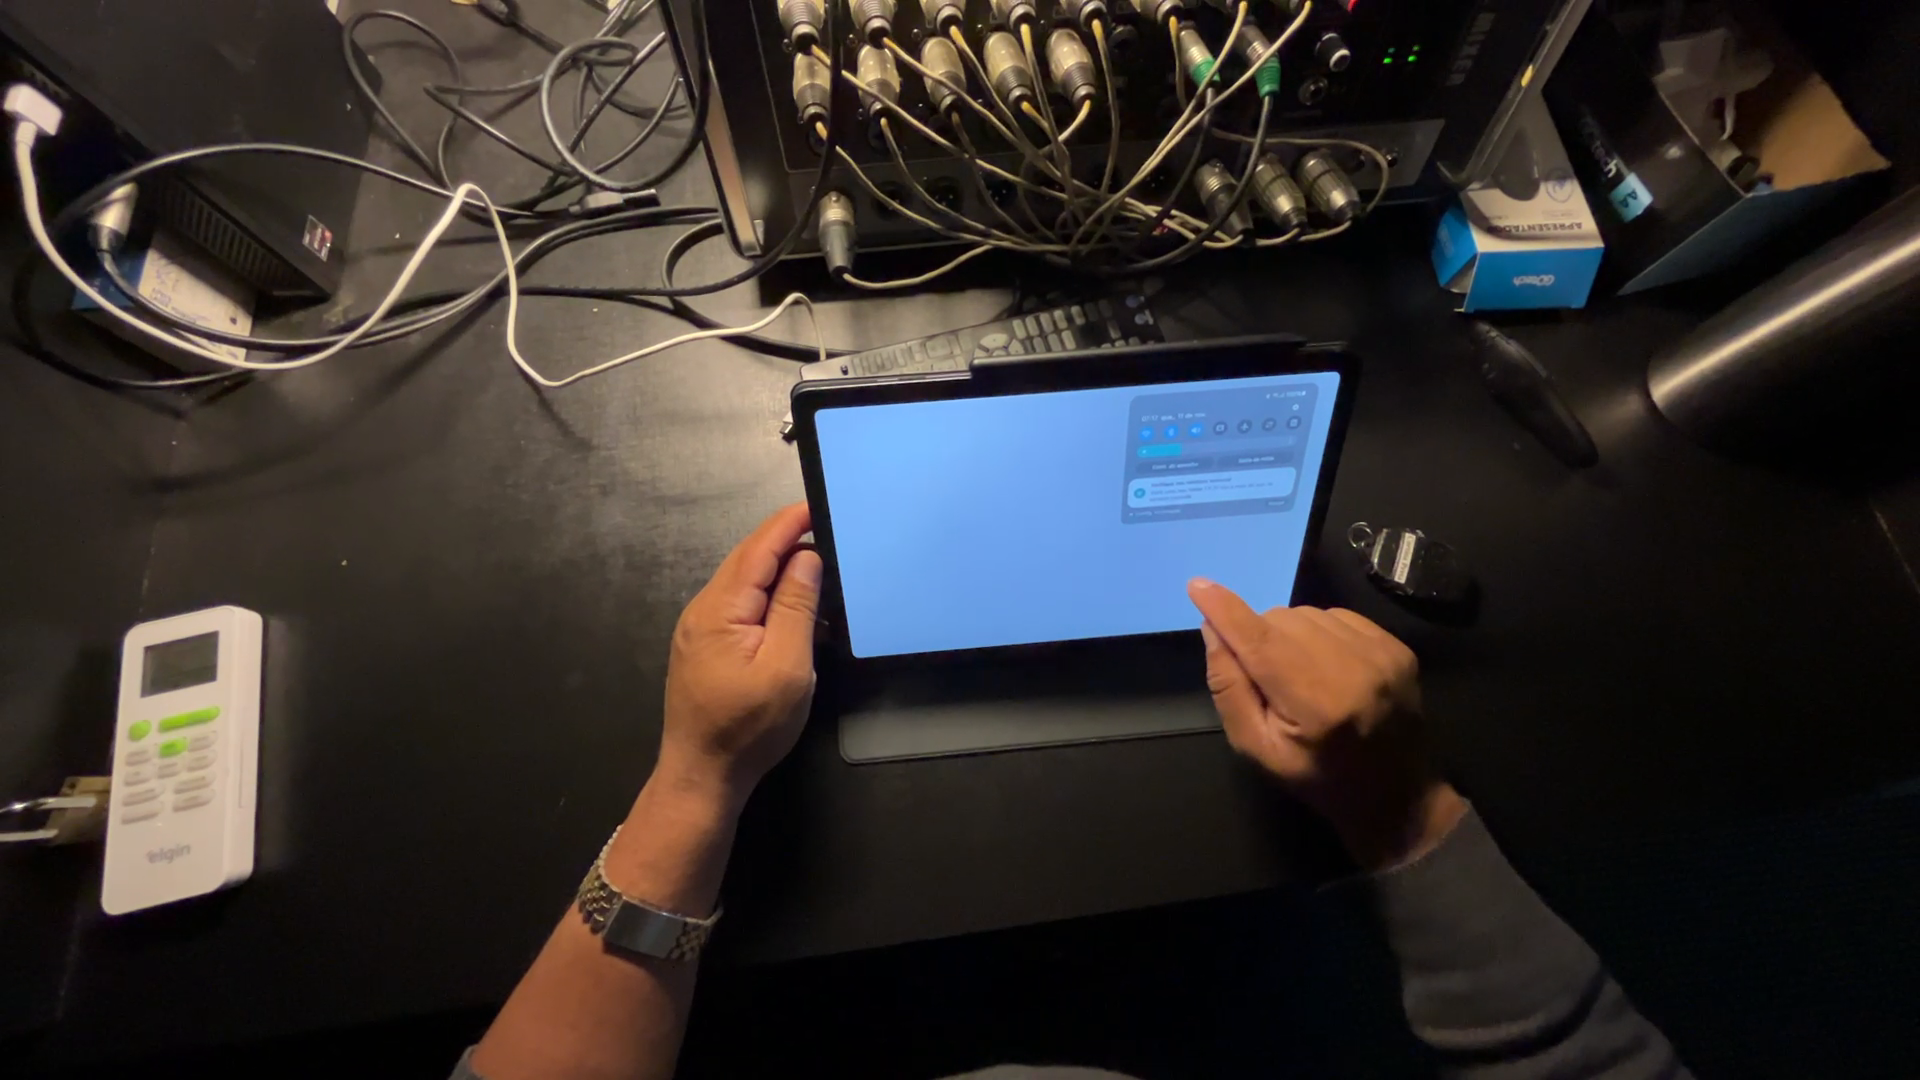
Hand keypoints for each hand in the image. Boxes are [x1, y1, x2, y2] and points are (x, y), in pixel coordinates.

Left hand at [653, 503, 822, 815]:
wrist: (702, 776)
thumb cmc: (748, 728)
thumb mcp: (787, 668)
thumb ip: (797, 608)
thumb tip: (806, 558)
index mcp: (720, 609)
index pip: (759, 548)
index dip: (790, 522)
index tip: (819, 505)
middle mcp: (703, 609)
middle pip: (750, 560)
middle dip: (789, 542)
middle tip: (831, 533)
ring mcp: (701, 628)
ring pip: (747, 583)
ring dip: (783, 573)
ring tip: (823, 572)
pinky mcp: (707, 645)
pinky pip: (743, 606)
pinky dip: (772, 599)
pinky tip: (797, 612)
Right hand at [1187, 578, 1464, 870]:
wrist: (1398, 796)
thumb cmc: (1316, 777)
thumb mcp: (1256, 747)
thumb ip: (1229, 688)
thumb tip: (1212, 630)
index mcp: (1314, 702)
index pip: (1258, 640)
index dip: (1225, 610)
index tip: (1198, 586)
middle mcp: (1352, 668)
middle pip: (1278, 620)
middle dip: (1257, 636)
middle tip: (1264, 676)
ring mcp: (1380, 654)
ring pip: (1305, 613)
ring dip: (1287, 633)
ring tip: (1297, 672)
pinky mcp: (1396, 647)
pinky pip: (1334, 615)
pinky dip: (1317, 632)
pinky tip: (1324, 664)